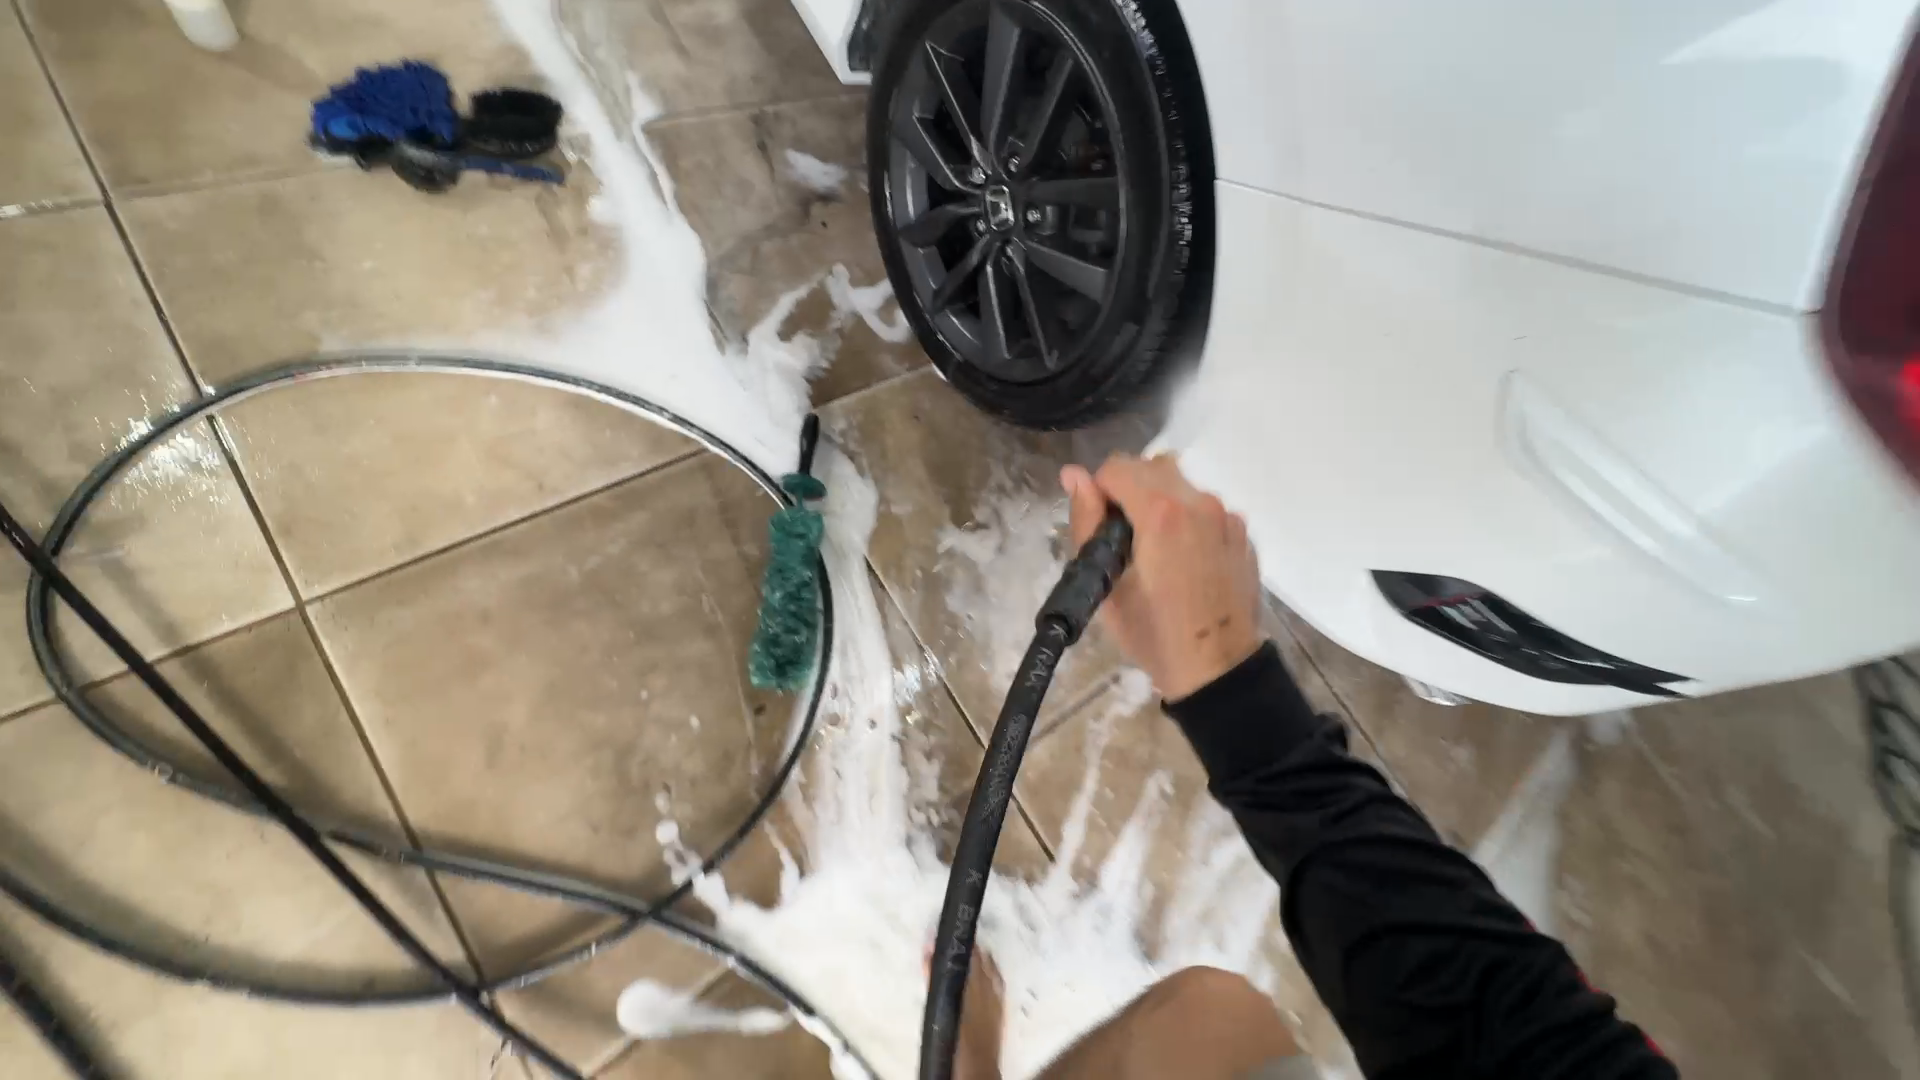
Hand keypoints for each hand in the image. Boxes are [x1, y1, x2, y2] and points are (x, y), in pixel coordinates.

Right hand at [1062, 454, 1265, 700]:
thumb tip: (1073, 476)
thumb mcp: (1105, 582)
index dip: (1098, 492)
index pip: (1117, 468)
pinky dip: (1186, 520)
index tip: (1099, 528)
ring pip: (1180, 484)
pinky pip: (1205, 508)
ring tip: (1153, 549)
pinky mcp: (1242, 533)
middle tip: (1120, 537)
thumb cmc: (1152, 632)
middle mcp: (1199, 502)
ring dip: (1159, 501)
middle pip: (1151, 467)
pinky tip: (1184, 561)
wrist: (1217, 669)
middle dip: (1128, 491)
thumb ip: (1087, 522)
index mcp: (1161, 512)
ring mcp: (1227, 517)